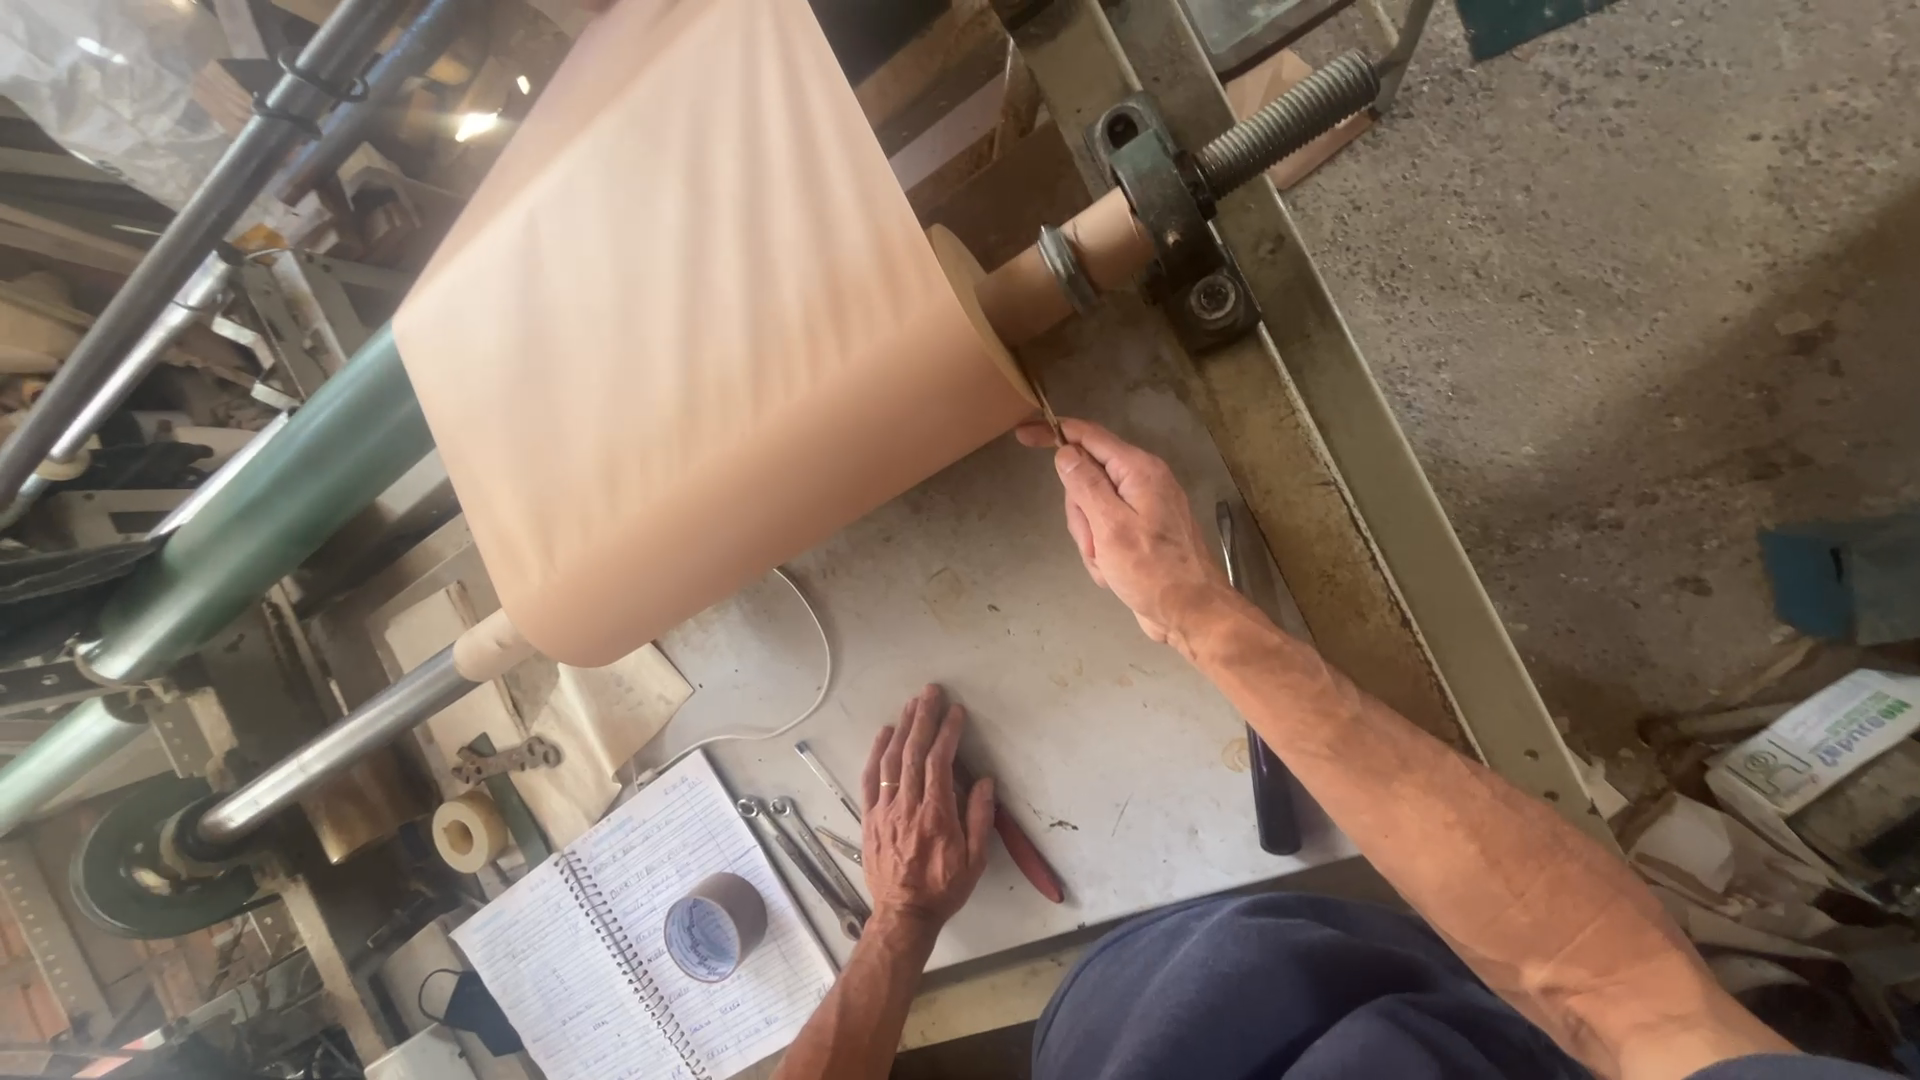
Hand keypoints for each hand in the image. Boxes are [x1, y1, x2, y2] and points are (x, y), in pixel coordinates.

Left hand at [859, 685, 995, 929]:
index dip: (947, 733)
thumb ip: (979, 818)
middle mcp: (908, 807)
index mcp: (936, 815)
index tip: (955, 712)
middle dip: (923, 718)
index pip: (940, 762)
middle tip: (931, 692)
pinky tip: (884, 733)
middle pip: (914, 752)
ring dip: (902, 728)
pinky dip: (876, 753)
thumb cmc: (944, 888)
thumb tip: (983, 781)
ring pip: (892, 760)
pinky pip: (870, 779)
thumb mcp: (975, 861)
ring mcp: (885, 810)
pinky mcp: (870, 817)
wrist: (903, 915)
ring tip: (911, 704)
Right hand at [1016, 417, 1230, 649]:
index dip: (1053, 432)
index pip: (1088, 436)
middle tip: (1092, 542)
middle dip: (1080, 513)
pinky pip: (1105, 530)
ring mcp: (1143, 507)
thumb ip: (1085, 484)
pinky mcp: (1142, 531)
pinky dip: (1101, 552)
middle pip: (1087, 478)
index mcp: (1139, 470)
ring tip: (1106, 563)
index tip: (1022, 435)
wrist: (1191, 613)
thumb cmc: (1153, 570)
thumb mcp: (1110, 525)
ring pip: (1092, 509)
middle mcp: (1143, 481)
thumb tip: (1066, 452)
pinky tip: (1113, 572)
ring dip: (1090, 539)